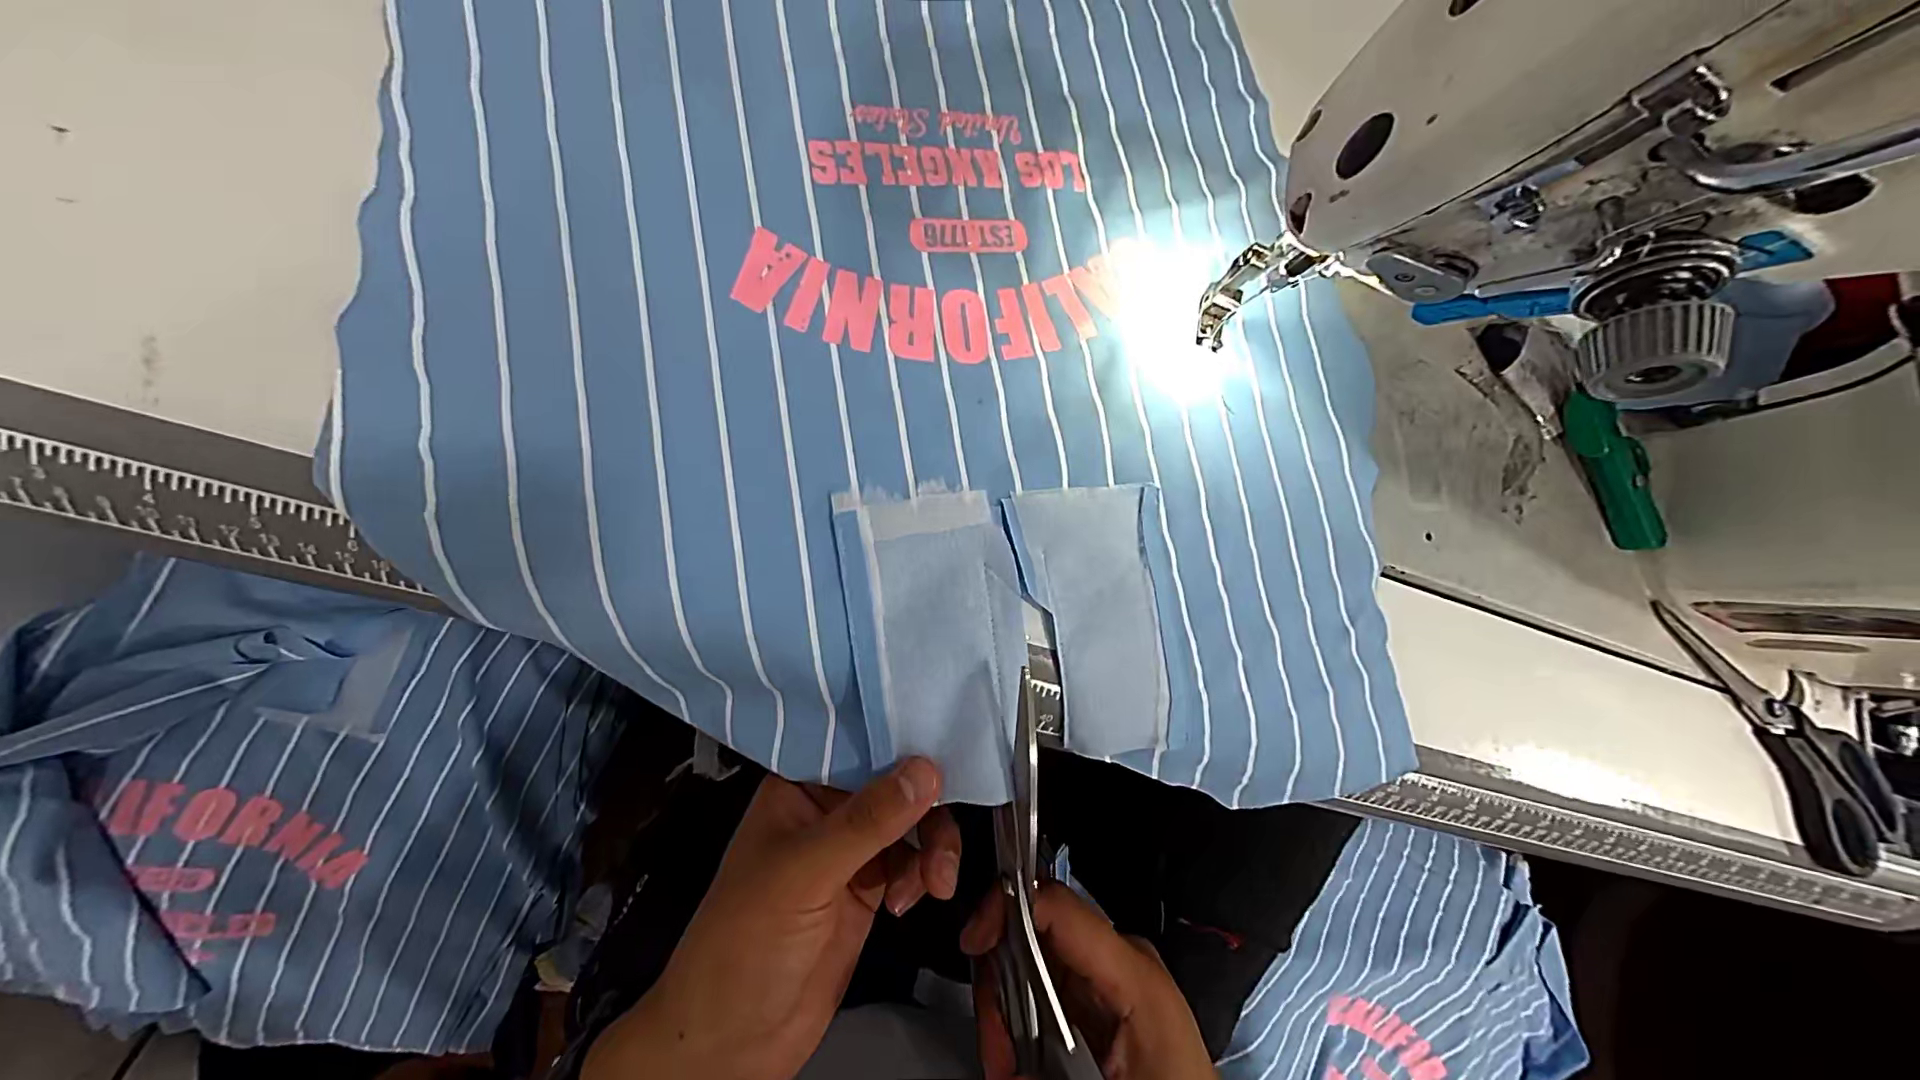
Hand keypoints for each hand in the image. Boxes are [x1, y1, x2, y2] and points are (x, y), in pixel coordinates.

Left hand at [583, 758, 958, 1079]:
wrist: (733, 1042)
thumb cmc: (745, 942)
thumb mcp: (804, 873)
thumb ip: (867, 822)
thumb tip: (926, 770)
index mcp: (798, 786)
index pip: (856, 744)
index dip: (900, 740)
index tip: (944, 744)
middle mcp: (826, 808)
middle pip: (893, 783)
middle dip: (924, 810)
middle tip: (941, 848)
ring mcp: (848, 849)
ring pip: (910, 822)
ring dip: (932, 847)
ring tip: (935, 885)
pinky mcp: (869, 886)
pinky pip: (912, 860)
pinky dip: (922, 874)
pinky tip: (908, 902)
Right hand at [962, 881, 1215, 1079]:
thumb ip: (1051, 1071)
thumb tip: (1010, 1068)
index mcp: (1134, 972)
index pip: (1058, 905)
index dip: (1007, 906)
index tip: (974, 941)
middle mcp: (1122, 960)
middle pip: (1035, 935)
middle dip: (1001, 985)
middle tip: (998, 1051)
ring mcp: (1111, 976)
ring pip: (1032, 960)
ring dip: (1006, 1009)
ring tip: (1008, 1065)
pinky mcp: (1102, 995)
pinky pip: (1045, 984)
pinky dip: (1022, 1016)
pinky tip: (1024, 1058)